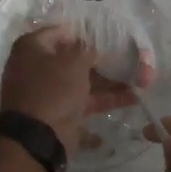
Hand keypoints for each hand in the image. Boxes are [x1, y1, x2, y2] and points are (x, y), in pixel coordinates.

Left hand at [0, 26, 144, 154]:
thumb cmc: (53, 89)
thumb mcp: (73, 62)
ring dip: (107, 88)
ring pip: (79, 88)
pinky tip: (121, 111)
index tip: (106, 35)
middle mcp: (35, 70)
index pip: (58, 33)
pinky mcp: (54, 118)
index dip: (82, 33)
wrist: (37, 138)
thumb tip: (89, 44)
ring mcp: (45, 96)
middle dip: (101, 64)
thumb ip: (85, 50)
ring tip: (139, 86)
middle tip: (129, 62)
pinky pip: (79, 111)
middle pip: (71, 63)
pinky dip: (97, 112)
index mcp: (31, 49)